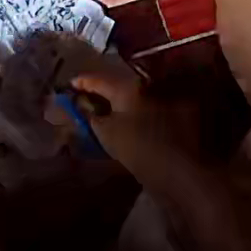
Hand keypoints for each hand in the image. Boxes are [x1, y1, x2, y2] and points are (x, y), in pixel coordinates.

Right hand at [68, 61, 203, 188]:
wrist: (182, 172)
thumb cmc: (139, 147)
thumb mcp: (106, 131)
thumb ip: (89, 115)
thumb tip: (81, 105)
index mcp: (129, 85)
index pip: (99, 78)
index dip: (81, 81)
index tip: (68, 85)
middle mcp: (147, 87)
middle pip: (116, 85)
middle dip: (98, 91)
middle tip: (82, 98)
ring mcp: (161, 101)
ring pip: (130, 98)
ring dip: (114, 103)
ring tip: (99, 112)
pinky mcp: (172, 118)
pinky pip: (141, 110)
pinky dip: (128, 113)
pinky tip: (121, 124)